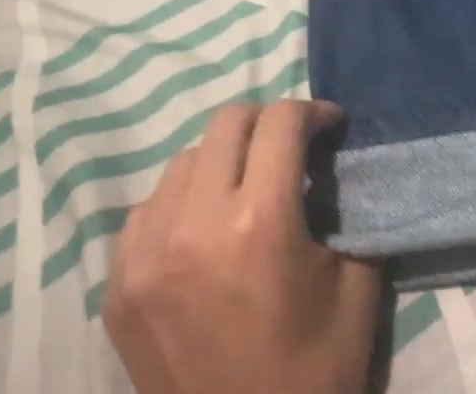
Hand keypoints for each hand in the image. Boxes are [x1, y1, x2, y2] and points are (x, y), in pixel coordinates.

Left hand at [103, 100, 380, 393]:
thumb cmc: (316, 364)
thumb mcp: (357, 279)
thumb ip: (344, 208)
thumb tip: (327, 163)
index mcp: (260, 222)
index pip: (280, 123)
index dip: (313, 112)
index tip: (331, 128)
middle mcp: (193, 225)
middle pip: (225, 124)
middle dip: (268, 124)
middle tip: (292, 152)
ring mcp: (144, 256)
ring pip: (182, 161)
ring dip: (223, 161)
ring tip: (246, 191)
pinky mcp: (118, 286)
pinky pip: (146, 209)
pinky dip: (181, 202)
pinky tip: (204, 231)